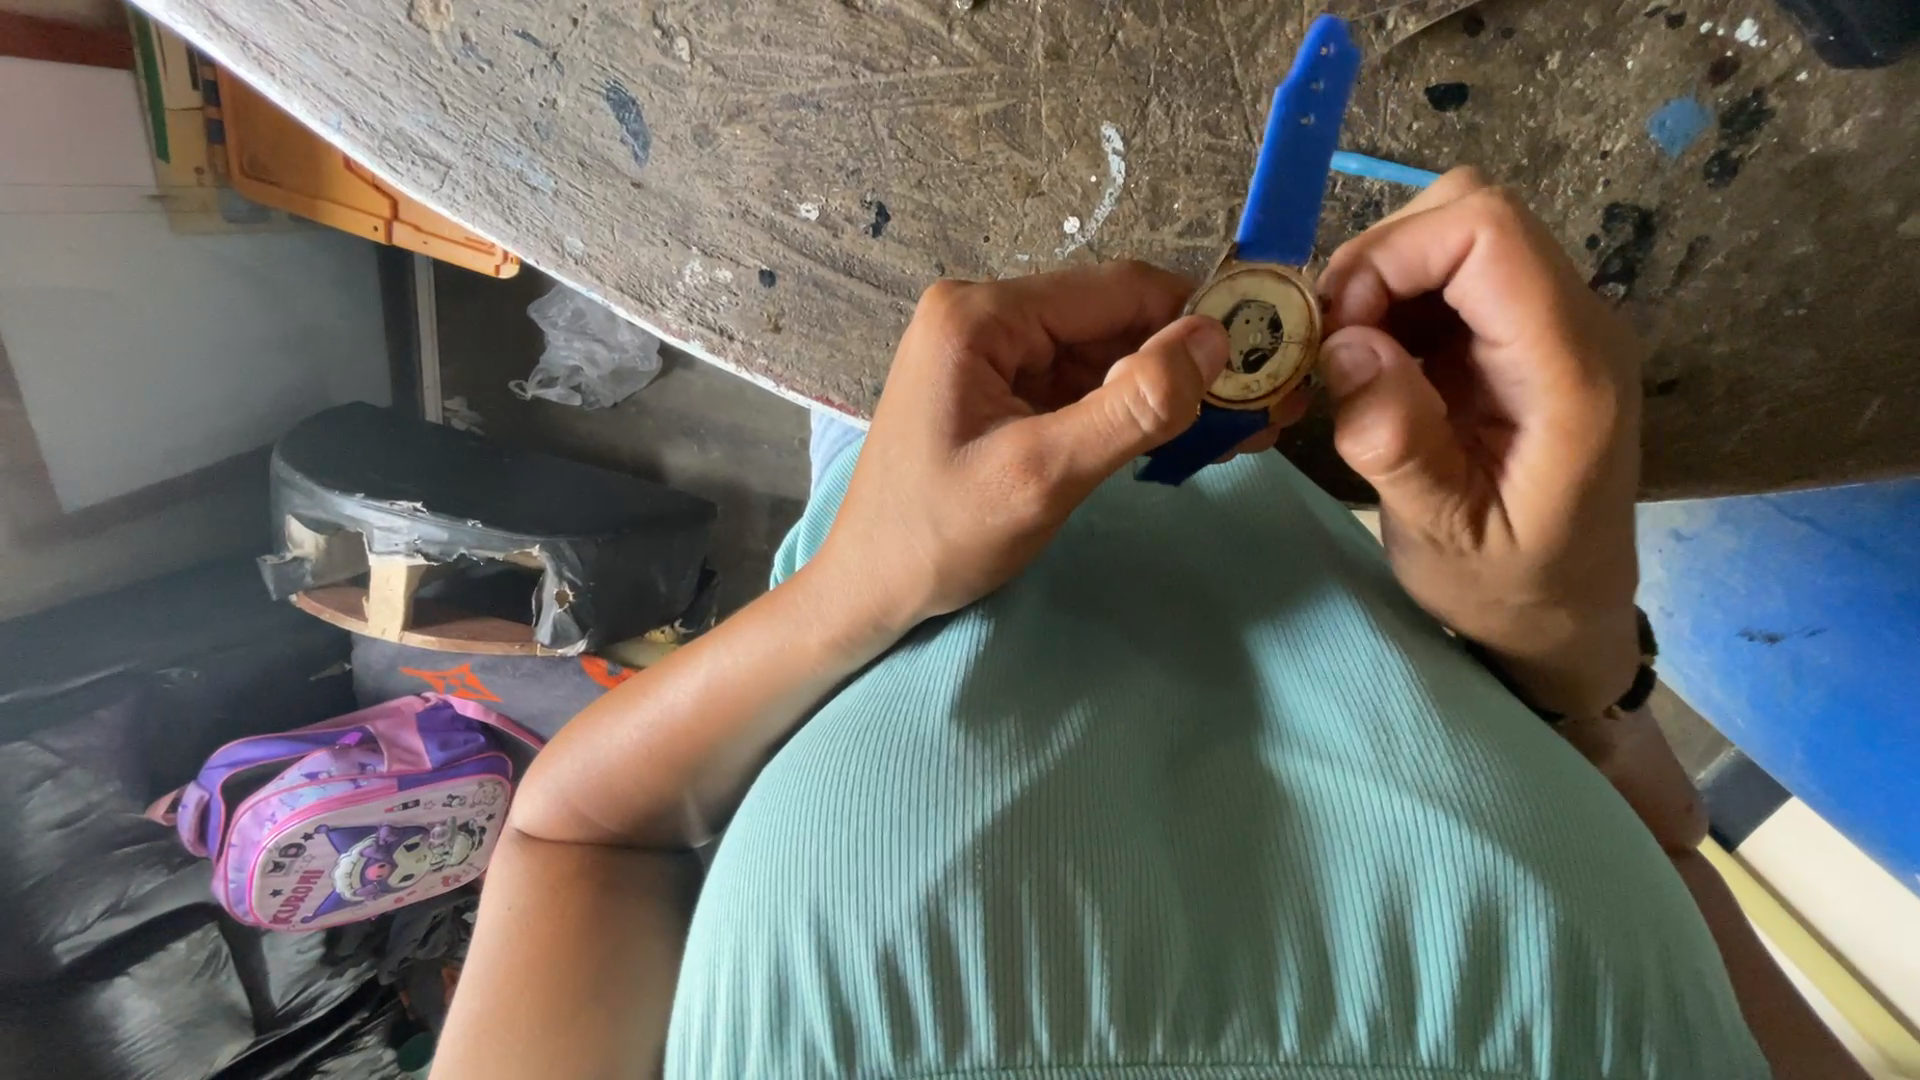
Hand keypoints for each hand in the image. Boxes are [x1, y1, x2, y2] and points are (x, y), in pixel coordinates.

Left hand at [816, 261, 1297, 629]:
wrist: (870, 589)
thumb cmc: (940, 537)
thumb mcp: (1042, 474)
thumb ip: (1133, 407)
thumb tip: (1217, 338)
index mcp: (981, 315)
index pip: (1116, 290)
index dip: (1196, 319)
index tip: (1266, 356)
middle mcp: (983, 318)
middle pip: (1109, 322)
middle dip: (1182, 364)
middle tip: (1256, 408)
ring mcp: (988, 357)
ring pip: (1099, 358)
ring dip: (1160, 394)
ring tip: (1230, 432)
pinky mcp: (996, 395)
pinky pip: (1075, 390)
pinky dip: (1124, 415)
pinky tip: (1172, 441)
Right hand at [1316, 168, 1643, 717]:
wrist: (1558, 613)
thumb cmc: (1505, 585)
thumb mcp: (1442, 533)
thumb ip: (1397, 441)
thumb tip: (1345, 344)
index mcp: (1567, 368)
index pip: (1486, 233)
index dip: (1390, 258)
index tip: (1332, 332)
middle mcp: (1567, 324)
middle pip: (1468, 213)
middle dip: (1374, 263)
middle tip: (1324, 343)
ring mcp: (1540, 328)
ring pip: (1449, 238)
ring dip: (1373, 285)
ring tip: (1337, 360)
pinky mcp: (1508, 343)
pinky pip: (1440, 282)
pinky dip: (1383, 306)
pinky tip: (1361, 367)